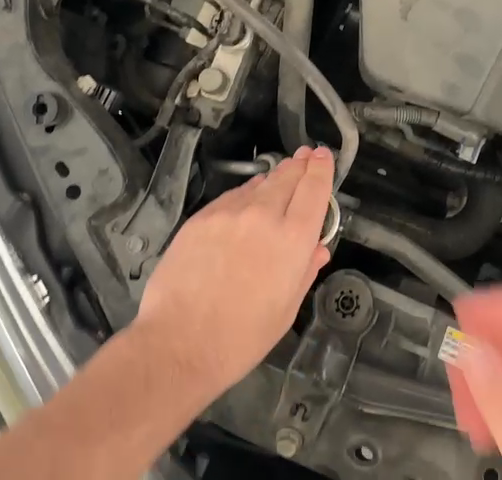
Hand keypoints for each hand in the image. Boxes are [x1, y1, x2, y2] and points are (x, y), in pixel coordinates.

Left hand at [130, 145, 334, 393]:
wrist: (178, 345)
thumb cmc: (240, 338)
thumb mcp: (286, 310)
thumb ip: (305, 271)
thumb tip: (317, 249)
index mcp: (293, 239)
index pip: (314, 188)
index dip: (321, 168)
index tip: (323, 156)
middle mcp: (264, 216)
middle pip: (288, 176)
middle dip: (300, 164)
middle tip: (305, 156)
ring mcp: (229, 213)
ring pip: (259, 184)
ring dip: (274, 178)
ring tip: (280, 177)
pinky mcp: (201, 217)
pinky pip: (232, 197)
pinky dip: (246, 194)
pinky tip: (247, 201)